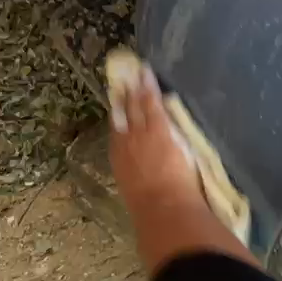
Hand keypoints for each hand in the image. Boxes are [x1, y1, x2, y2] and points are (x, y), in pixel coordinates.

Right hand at [107, 58, 202, 215]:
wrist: (163, 208)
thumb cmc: (152, 208)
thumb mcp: (136, 190)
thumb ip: (137, 175)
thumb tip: (139, 173)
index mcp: (119, 158)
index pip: (117, 131)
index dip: (118, 115)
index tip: (117, 104)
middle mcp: (126, 141)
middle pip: (123, 114)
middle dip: (123, 96)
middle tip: (121, 80)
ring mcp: (142, 132)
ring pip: (136, 105)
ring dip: (135, 87)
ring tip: (135, 72)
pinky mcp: (159, 128)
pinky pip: (152, 103)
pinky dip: (149, 87)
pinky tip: (147, 74)